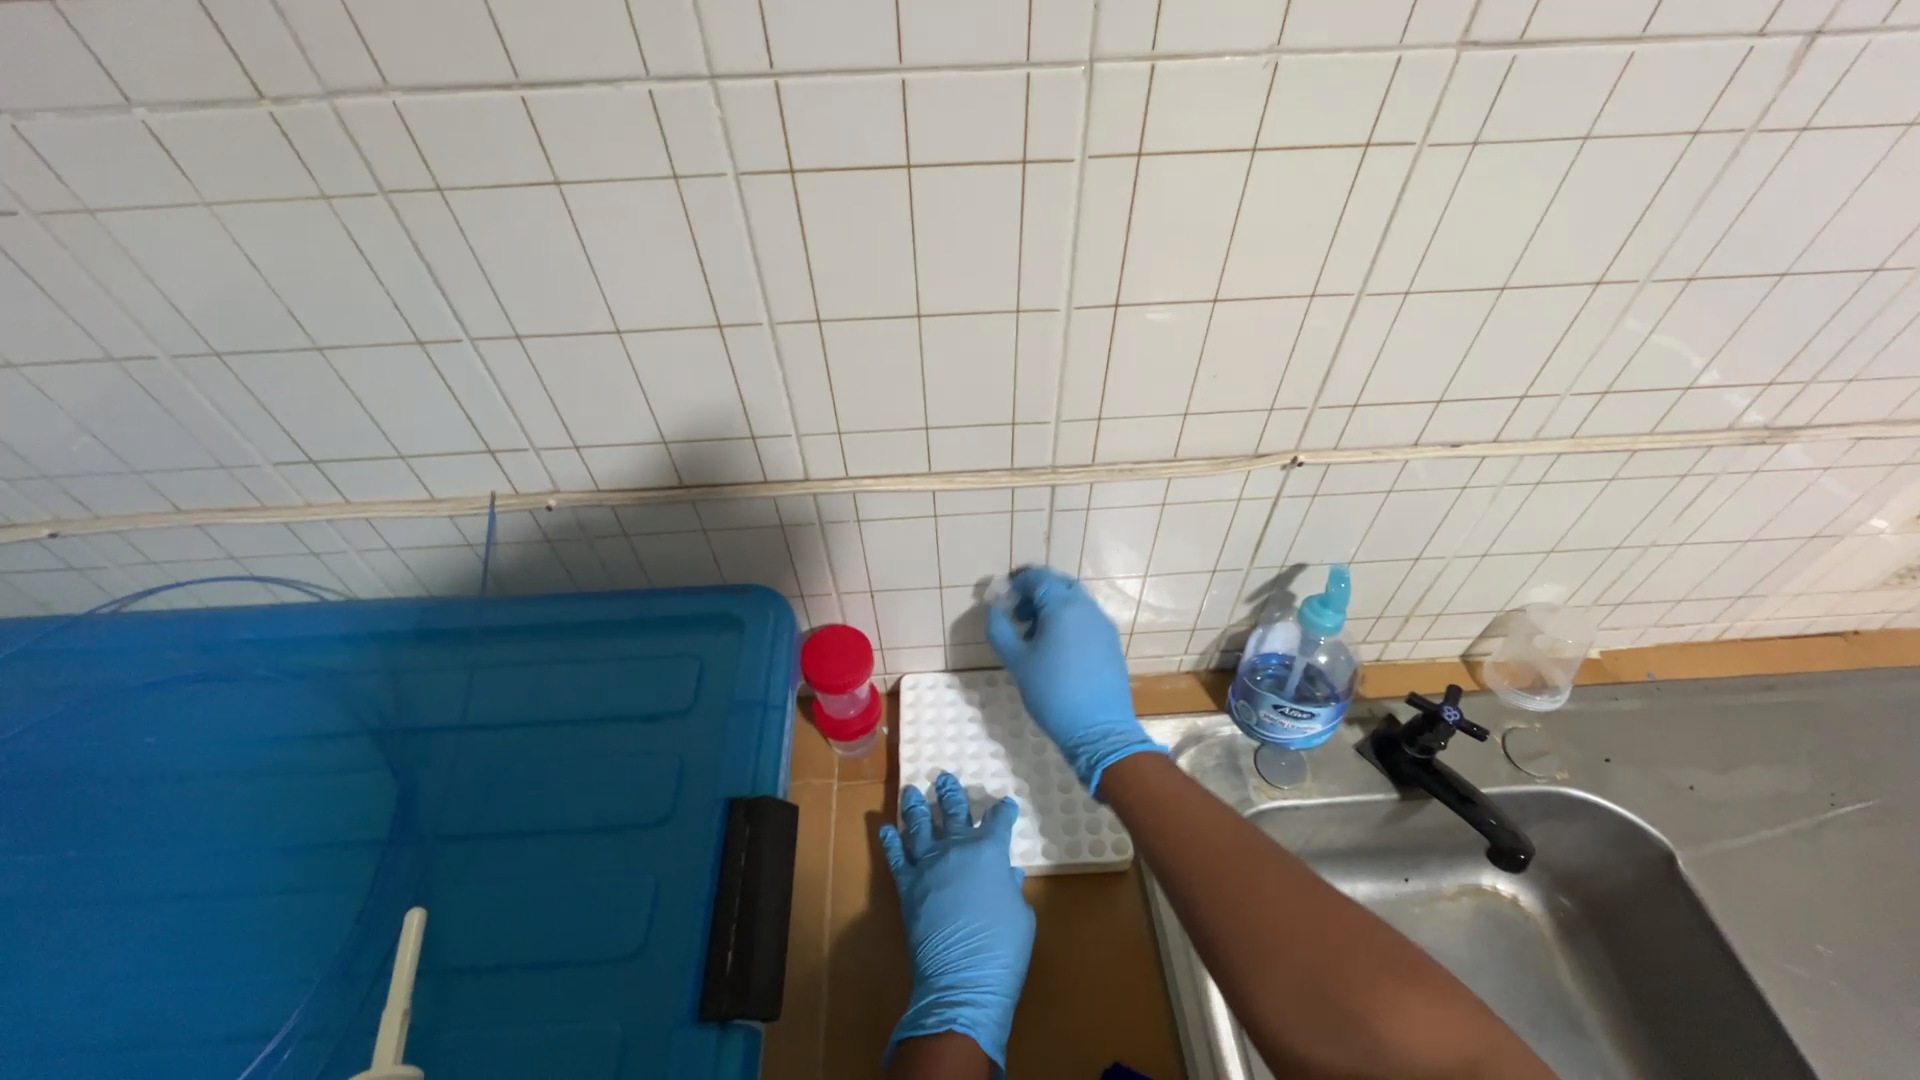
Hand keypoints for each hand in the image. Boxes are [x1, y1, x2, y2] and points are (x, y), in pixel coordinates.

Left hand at [881, 773, 1034, 1071]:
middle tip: (945, 778)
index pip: (998, 821)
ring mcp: (928, 864)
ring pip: (920, 825)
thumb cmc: (1002, 947)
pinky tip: (887, 829)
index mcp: (990, 851)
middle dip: (951, 793)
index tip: (1005, 804)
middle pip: (953, 812)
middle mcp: (956, 848)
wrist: (962, 978)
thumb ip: (1011, 887)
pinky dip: (892, 842)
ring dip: (915, 806)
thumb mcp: (1021, 914)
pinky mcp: (907, 885)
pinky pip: (897, 857)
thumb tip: (1007, 873)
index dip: (1003, 811)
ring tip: (912, 791)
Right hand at [985, 565, 1164, 794]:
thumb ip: (1000, 628)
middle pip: (1058, 585)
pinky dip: (1068, 621)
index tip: (1002, 598)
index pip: (1038, 577)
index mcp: (1063, 606)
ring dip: (1052, 607)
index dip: (1017, 582)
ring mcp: (1103, 625)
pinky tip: (1056, 650)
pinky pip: (1086, 619)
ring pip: (1074, 601)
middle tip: (1017, 615)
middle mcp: (1087, 608)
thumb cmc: (1052, 692)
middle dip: (1035, 593)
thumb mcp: (1016, 661)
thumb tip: (993, 607)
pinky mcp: (1110, 642)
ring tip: (1033, 636)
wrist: (1099, 729)